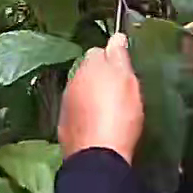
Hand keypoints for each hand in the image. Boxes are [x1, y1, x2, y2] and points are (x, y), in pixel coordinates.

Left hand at [58, 32, 143, 161]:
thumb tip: (116, 37)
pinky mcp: (64, 124)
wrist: (97, 155)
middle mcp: (73, 79)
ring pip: (81, 91)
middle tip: (120, 91)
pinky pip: (78, 111)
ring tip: (110, 109)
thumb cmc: (120, 115)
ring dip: (92, 95)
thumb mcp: (128, 81)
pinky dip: (86, 113)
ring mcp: (66, 102)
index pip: (100, 50)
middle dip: (101, 76)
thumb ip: (119, 56)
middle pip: (89, 71)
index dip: (114, 59)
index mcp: (90, 65)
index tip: (125, 71)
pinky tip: (98, 124)